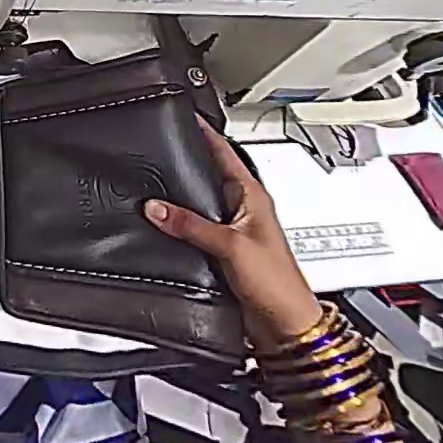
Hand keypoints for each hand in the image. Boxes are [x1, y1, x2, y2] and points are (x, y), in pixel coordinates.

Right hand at [144, 116, 323, 347]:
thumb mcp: (229, 245)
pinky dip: (182, 222)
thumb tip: (156, 207)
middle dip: (187, 161)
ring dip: (183, 196)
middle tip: (163, 145)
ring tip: (159, 181)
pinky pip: (197, 227)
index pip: (224, 151)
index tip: (186, 115)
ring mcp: (234, 228)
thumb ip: (189, 225)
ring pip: (201, 201)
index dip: (205, 132)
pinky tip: (168, 222)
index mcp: (252, 195)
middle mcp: (243, 207)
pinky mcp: (225, 249)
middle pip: (209, 174)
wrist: (287, 326)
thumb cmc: (278, 283)